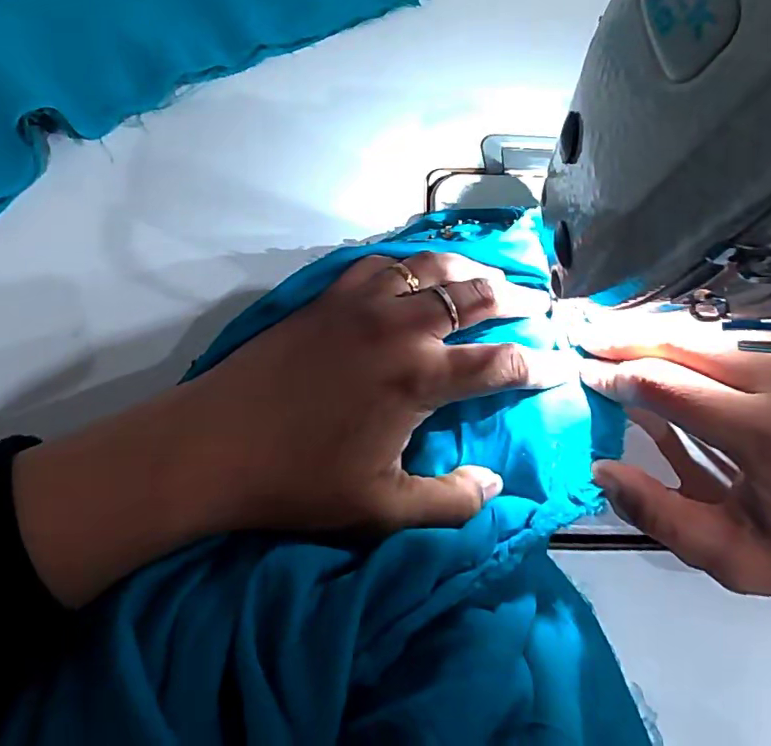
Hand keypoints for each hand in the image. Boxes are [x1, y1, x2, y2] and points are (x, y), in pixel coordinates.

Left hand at [14, 252, 562, 605]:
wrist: (213, 443)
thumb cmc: (298, 480)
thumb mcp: (380, 510)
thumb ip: (449, 502)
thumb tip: (496, 484)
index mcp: (419, 378)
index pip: (499, 364)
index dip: (536, 365)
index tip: (558, 365)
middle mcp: (401, 327)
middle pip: (476, 297)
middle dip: (517, 299)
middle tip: (540, 305)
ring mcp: (364, 302)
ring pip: (433, 266)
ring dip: (471, 269)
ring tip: (492, 274)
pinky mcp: (332, 294)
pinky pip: (383, 261)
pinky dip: (413, 260)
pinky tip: (418, 268)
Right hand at [581, 319, 770, 639]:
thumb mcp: (740, 561)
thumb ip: (663, 516)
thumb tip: (600, 471)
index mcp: (765, 432)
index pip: (666, 385)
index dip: (615, 376)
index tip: (580, 373)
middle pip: (680, 341)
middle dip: (622, 335)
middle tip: (576, 330)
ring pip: (703, 336)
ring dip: (650, 332)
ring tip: (603, 330)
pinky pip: (729, 346)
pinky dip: (684, 343)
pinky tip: (656, 346)